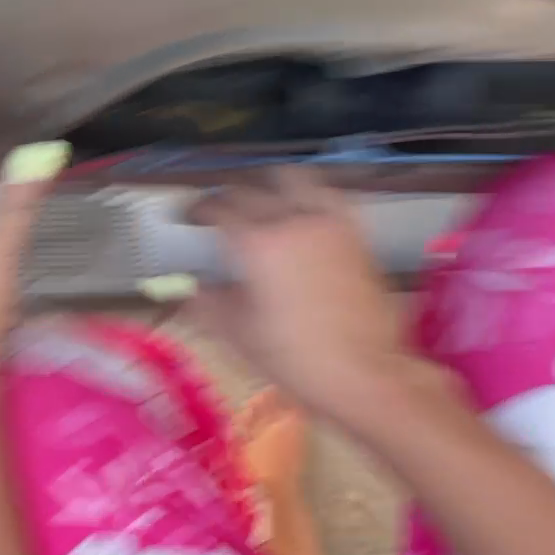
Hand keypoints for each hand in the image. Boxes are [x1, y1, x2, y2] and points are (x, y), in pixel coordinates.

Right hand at [188, 169, 430, 419]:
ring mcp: (328, 223)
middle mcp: (292, 221)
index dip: (198, 209)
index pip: (218, 208)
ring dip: (270, 186)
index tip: (190, 218)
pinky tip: (304, 214)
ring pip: (294, 180)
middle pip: (252, 190)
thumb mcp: (240, 338)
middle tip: (219, 214)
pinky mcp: (356, 233)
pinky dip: (310, 197)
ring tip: (262, 202)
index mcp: (256, 245)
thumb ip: (210, 305)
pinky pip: (329, 197)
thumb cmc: (296, 361)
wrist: (364, 374)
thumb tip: (194, 288)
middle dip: (229, 198)